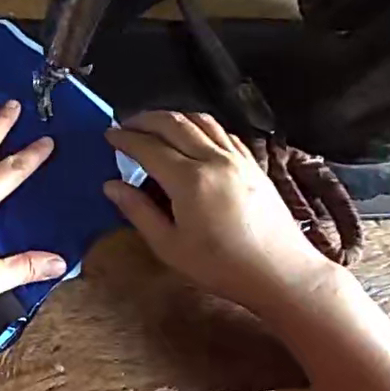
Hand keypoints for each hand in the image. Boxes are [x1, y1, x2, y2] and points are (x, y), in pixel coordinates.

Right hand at [105, 111, 343, 320]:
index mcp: (189, 180)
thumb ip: (138, 211)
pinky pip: (223, 133)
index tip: (109, 135)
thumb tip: (111, 185)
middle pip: (175, 124)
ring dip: (173, 117)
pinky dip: (200, 127)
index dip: (126, 139)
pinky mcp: (254, 164)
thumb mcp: (168, 245)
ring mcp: (238, 158)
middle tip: (126, 124)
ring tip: (154, 125)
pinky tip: (192, 137)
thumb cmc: (219, 266)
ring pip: (202, 121)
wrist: (280, 272)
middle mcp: (214, 159)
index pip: (149, 147)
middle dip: (146, 119)